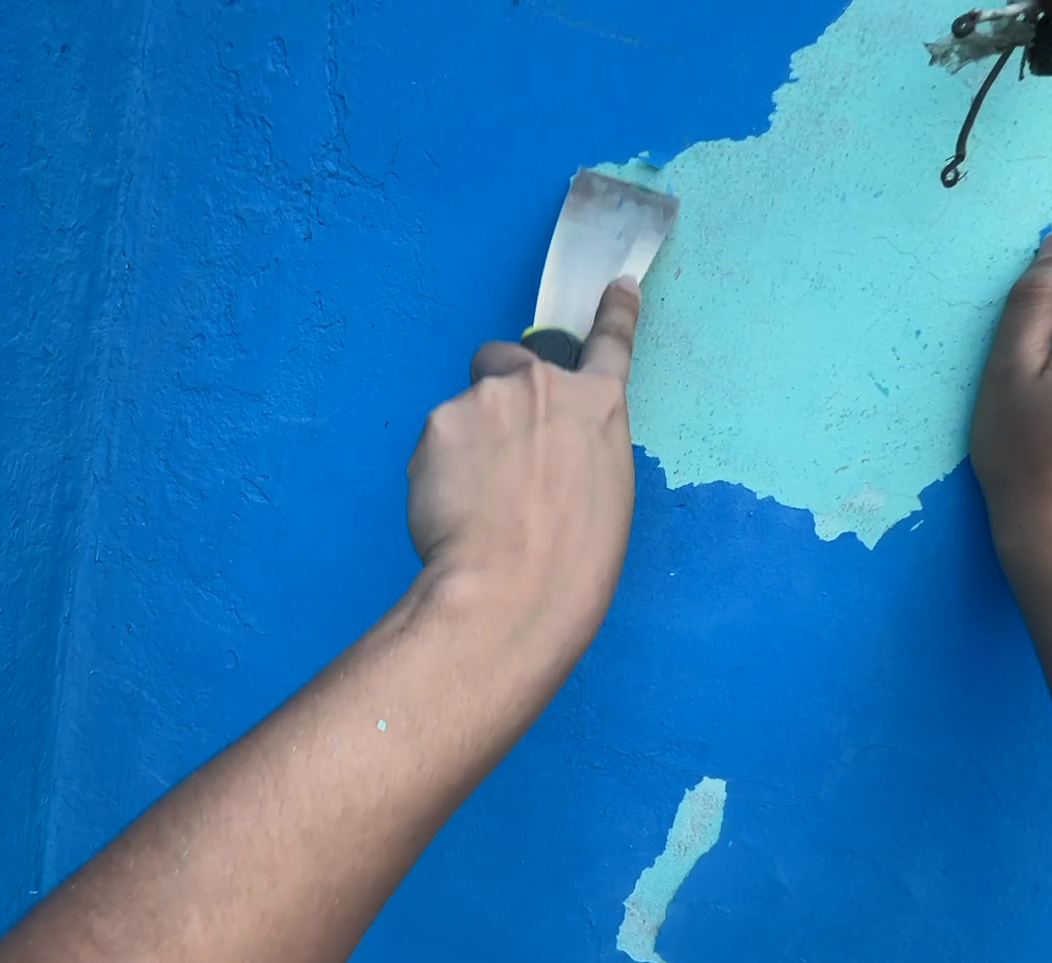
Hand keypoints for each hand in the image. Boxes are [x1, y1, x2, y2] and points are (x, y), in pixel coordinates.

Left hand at [405, 279, 640, 653]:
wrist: (511, 587)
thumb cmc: (573, 562)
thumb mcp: (603, 497)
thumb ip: (576, 450)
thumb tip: (546, 451)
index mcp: (596, 407)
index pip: (608, 346)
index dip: (613, 315)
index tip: (616, 286)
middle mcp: (541, 385)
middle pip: (504, 359)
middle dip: (496, 389)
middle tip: (493, 448)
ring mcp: (485, 398)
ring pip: (464, 408)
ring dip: (465, 439)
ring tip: (473, 500)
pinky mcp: (437, 423)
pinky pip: (435, 442)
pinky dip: (438, 467)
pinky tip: (449, 508)